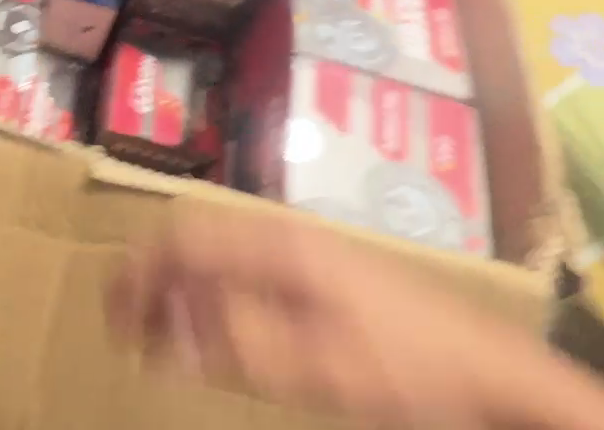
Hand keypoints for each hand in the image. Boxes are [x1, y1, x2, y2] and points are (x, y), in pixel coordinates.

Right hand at [107, 205, 544, 427]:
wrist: (491, 368)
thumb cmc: (410, 366)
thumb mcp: (326, 368)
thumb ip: (245, 346)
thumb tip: (174, 335)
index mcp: (276, 246)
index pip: (185, 240)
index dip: (141, 270)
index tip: (112, 308)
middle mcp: (278, 236)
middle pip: (193, 239)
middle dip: (151, 276)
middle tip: (123, 321)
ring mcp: (296, 251)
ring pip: (213, 254)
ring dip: (177, 288)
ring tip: (156, 332)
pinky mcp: (311, 273)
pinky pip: (240, 272)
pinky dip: (209, 297)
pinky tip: (208, 331)